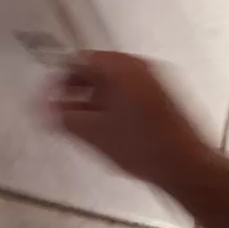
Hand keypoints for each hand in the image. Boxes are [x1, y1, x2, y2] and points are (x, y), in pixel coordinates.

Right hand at [47, 52, 218, 191]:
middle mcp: (141, 68)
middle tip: (62, 108)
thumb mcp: (91, 133)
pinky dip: (113, 104)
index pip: (80, 60)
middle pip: (98, 69)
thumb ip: (60, 116)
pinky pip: (131, 92)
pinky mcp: (165, 99)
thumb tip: (42, 107)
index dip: (59, 78)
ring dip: (94, 98)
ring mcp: (157, 82)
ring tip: (82, 122)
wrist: (185, 167)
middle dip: (76, 89)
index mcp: (122, 68)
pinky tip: (106, 128)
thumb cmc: (143, 147)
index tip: (49, 95)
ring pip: (115, 82)